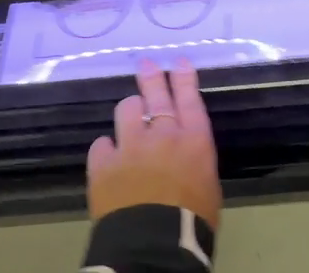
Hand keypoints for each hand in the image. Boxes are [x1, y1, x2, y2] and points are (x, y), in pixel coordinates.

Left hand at [87, 58, 221, 228]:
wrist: (154, 247)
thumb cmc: (193, 221)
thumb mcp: (208, 185)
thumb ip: (194, 160)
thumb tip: (186, 154)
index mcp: (194, 139)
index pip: (189, 97)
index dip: (183, 77)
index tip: (178, 61)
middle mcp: (163, 134)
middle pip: (156, 95)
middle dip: (151, 76)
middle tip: (145, 63)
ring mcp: (131, 146)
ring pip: (126, 109)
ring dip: (129, 111)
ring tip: (129, 116)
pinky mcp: (104, 164)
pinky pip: (101, 145)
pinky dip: (106, 150)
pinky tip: (107, 157)